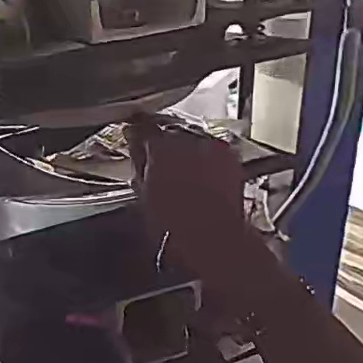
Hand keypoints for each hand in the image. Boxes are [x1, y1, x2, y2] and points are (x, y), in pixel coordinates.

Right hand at [128, 116, 259, 282]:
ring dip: (184, 147)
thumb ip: (138, 163)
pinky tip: (198, 173)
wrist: (213, 235)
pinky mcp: (230, 156)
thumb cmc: (175, 220)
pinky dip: (203, 156)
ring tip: (178, 168)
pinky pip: (212, 148)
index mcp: (160, 146)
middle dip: (162, 140)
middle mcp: (188, 139)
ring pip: (191, 137)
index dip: (136, 130)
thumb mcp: (144, 192)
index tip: (133, 134)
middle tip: (154, 156)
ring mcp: (212, 146)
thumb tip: (135, 148)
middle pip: (170, 130)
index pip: (143, 127)